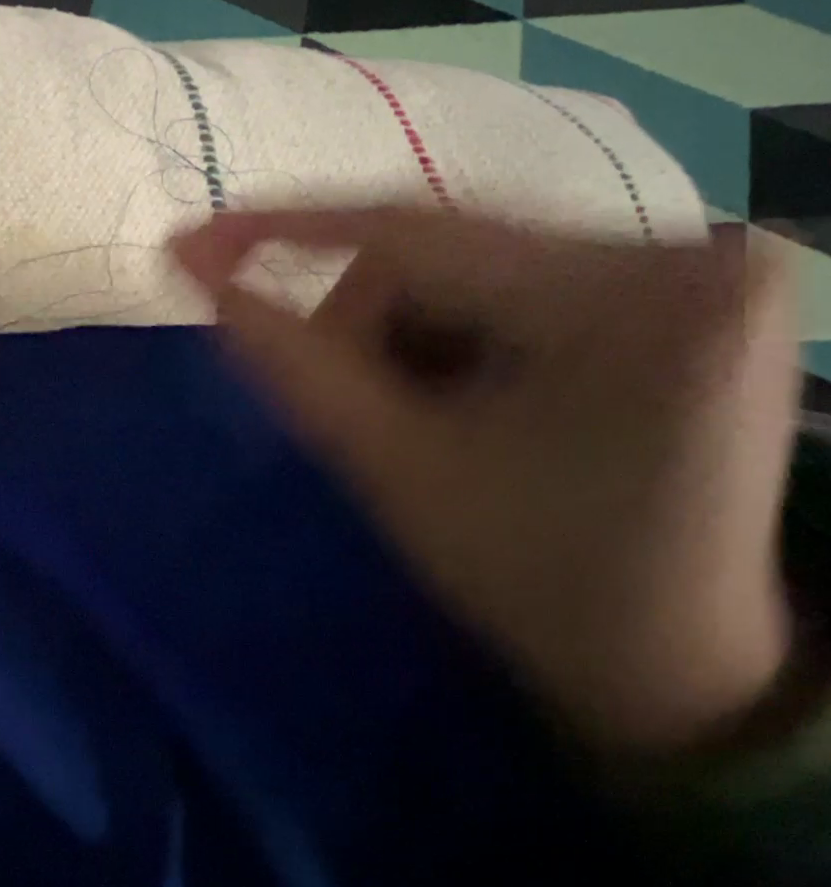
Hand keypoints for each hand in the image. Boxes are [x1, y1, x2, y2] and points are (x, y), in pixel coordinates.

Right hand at [176, 208, 799, 752]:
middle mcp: (690, 249)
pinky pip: (515, 283)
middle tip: (350, 405)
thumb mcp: (390, 463)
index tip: (189, 242)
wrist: (664, 655)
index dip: (284, 231)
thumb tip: (198, 269)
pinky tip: (464, 398)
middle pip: (446, 253)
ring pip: (471, 267)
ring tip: (418, 417)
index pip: (416, 233)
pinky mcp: (682, 290)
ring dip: (409, 333)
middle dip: (366, 322)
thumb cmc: (525, 574)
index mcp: (636, 298)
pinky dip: (456, 334)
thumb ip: (289, 360)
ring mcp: (696, 264)